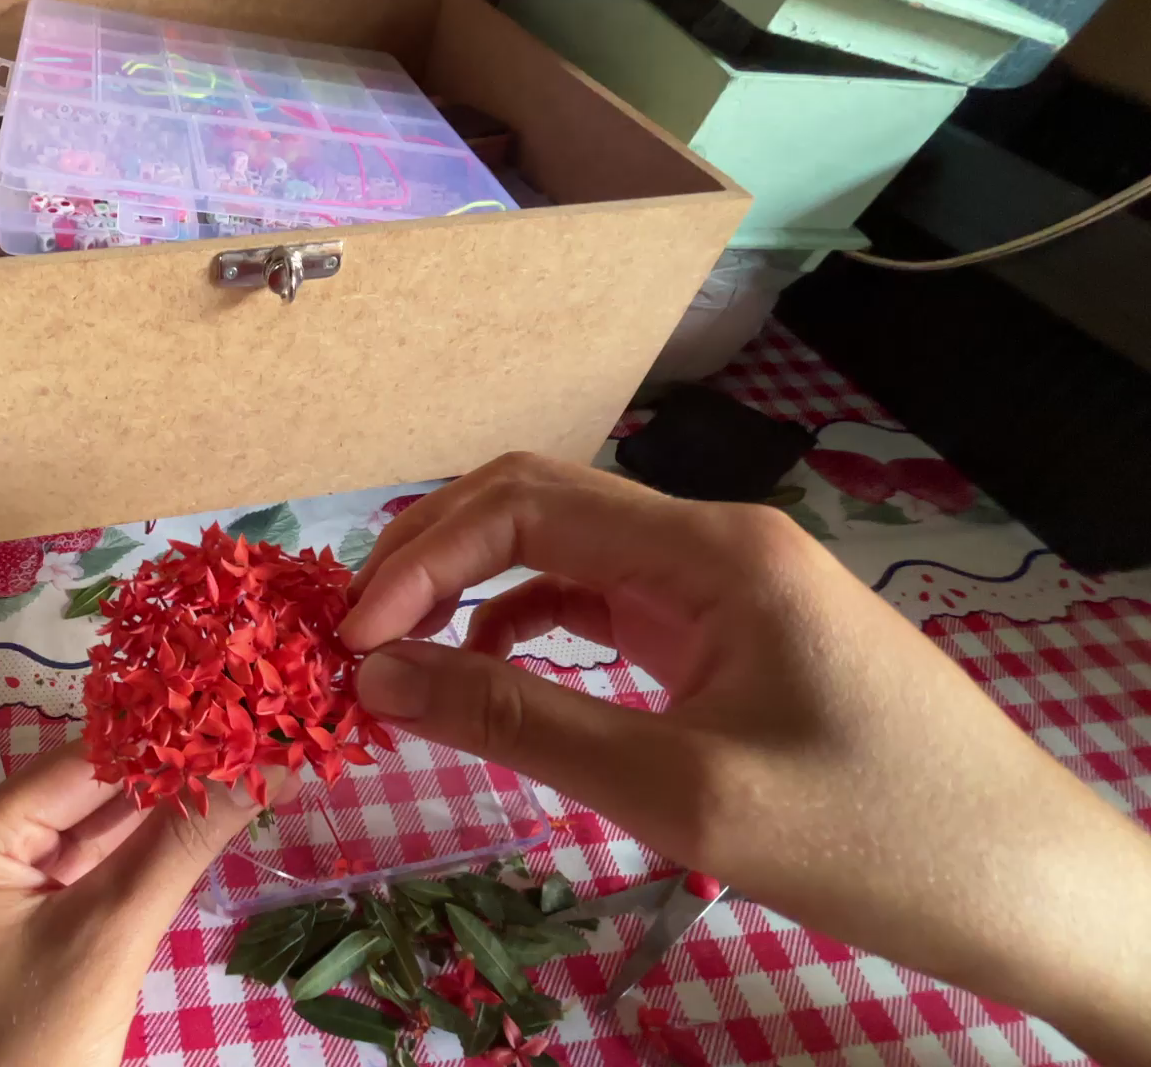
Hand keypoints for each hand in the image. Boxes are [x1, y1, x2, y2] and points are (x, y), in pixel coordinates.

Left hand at [0, 742, 270, 1066]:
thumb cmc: (27, 1052)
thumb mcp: (110, 938)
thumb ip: (182, 844)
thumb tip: (261, 768)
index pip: (89, 758)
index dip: (167, 733)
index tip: (238, 708)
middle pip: (94, 787)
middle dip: (173, 768)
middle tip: (253, 732)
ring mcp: (10, 879)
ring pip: (100, 824)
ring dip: (168, 805)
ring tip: (243, 760)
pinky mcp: (34, 914)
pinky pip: (96, 863)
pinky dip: (147, 848)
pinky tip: (202, 817)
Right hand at [340, 453, 1150, 1062]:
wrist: (1045, 902)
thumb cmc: (880, 842)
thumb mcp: (677, 790)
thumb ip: (515, 720)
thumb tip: (379, 677)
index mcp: (707, 548)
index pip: (521, 506)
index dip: (422, 561)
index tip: (357, 636)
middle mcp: (698, 538)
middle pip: (527, 501)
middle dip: (429, 552)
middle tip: (361, 623)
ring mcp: (700, 578)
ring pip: (547, 543)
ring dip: (462, 579)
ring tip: (400, 635)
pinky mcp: (699, 622)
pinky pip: (579, 593)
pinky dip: (511, 616)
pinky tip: (479, 657)